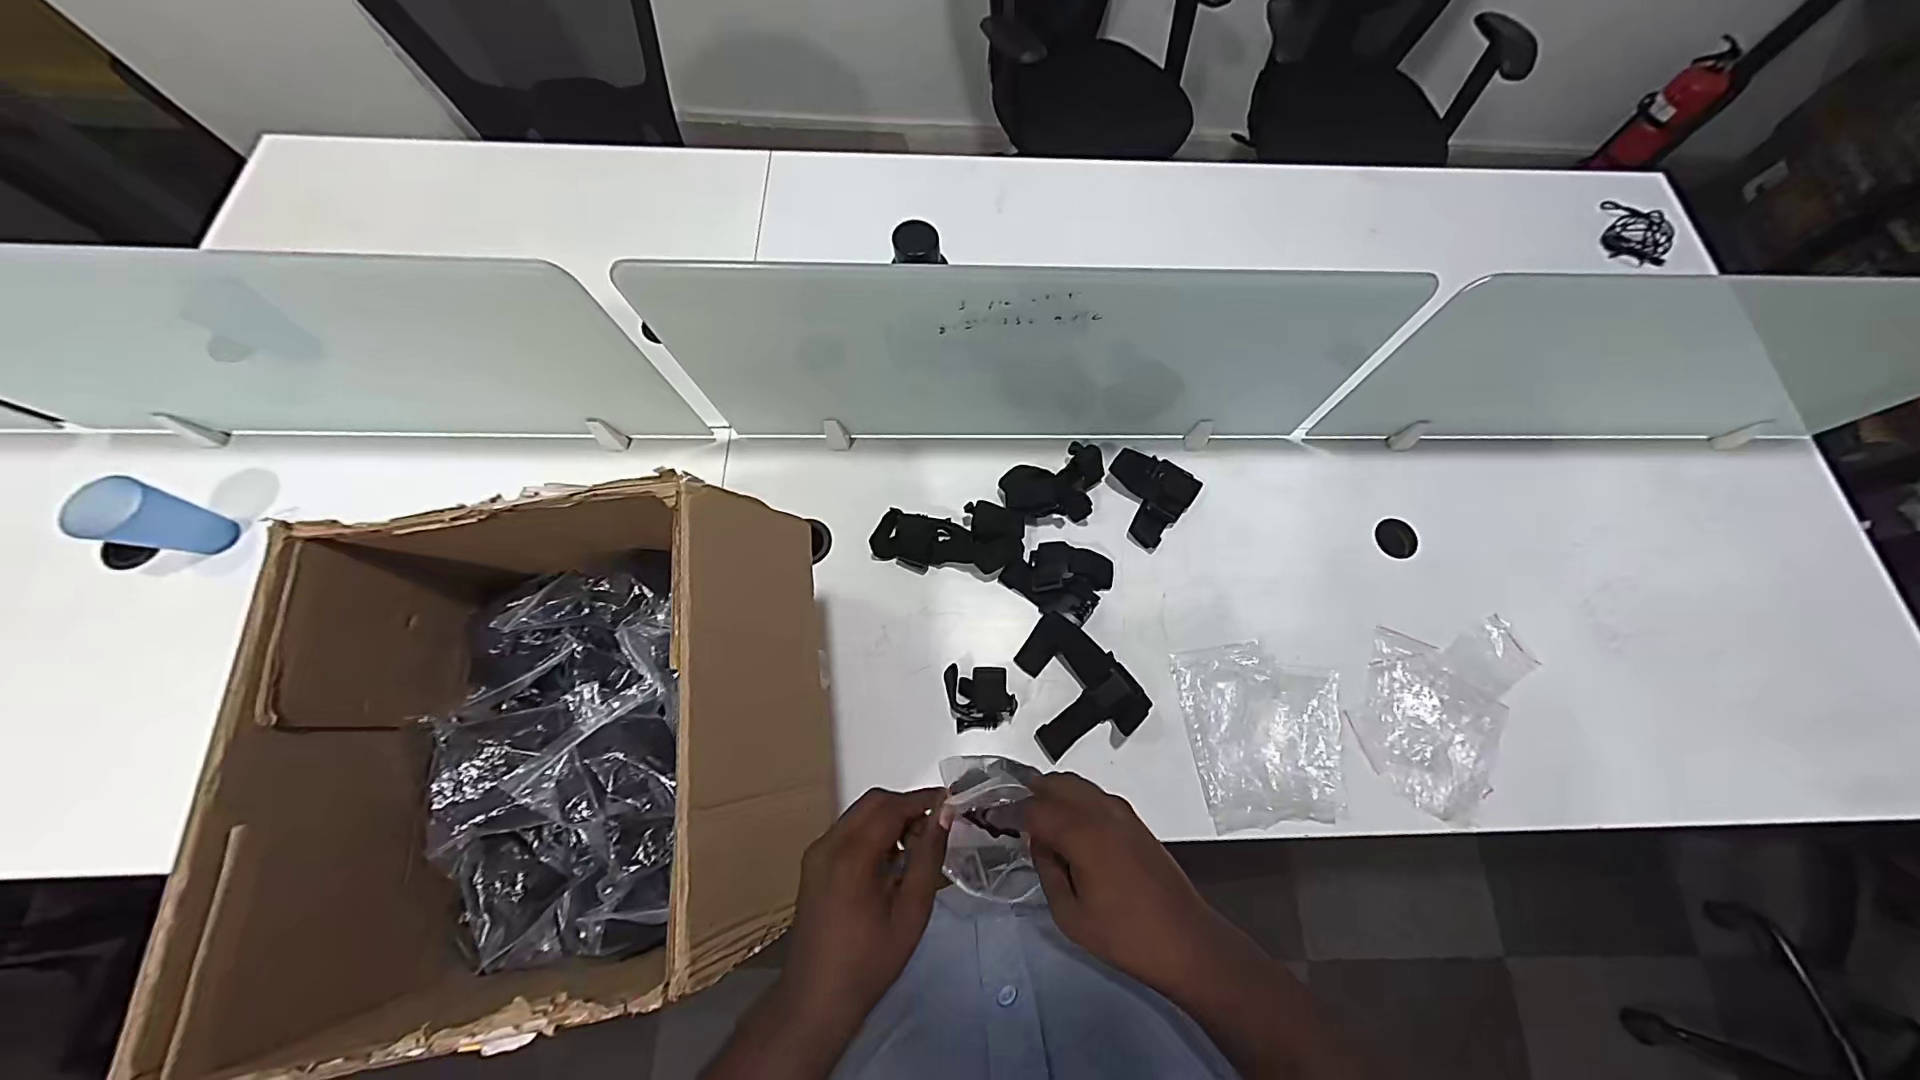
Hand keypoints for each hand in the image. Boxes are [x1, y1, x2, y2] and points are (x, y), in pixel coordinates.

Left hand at [780, 787, 950, 1026]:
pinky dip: (873, 832)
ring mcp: (816, 853)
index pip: (892, 807)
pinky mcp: (813, 864)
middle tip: (935, 827)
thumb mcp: (911, 912)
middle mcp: (828, 845)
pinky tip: (890, 861)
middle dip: (907, 806)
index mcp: (851, 855)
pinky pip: (848, 831)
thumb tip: (944, 815)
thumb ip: (929, 856)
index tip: (950, 803)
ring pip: (860, 814)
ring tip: (916, 847)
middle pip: (873, 803)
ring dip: (889, 818)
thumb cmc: (869, 963)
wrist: (815, 1001)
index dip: (923, 800)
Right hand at [1023, 772, 1246, 1000]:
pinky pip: (1093, 795)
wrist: (1187, 941)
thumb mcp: (1070, 915)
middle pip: (1054, 784)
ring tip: (1035, 820)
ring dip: (1051, 794)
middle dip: (1028, 794)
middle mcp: (1101, 811)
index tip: (988, 816)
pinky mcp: (1133, 821)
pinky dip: (1073, 800)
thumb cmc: (1126, 935)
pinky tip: (1067, 827)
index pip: (1033, 809)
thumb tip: (1039, 844)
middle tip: (1009, 815)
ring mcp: (1121, 812)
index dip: (1007, 812)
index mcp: (1082, 832)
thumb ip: (1047, 870)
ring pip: (1075, 784)